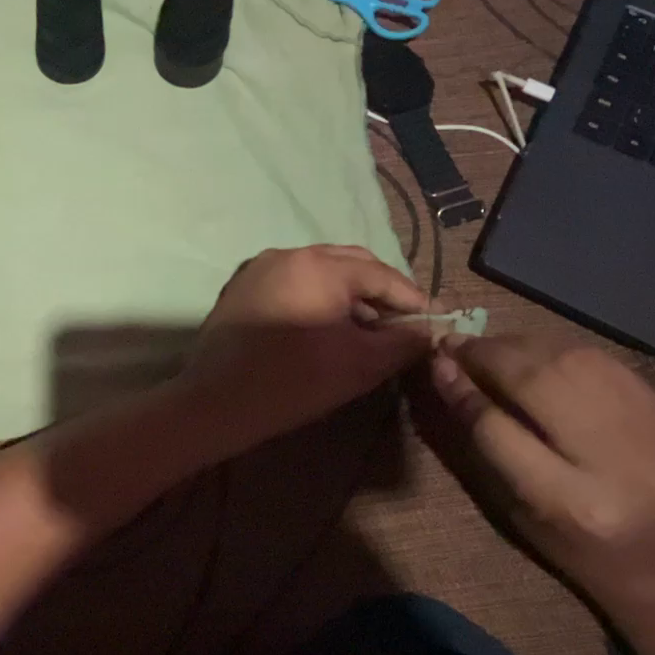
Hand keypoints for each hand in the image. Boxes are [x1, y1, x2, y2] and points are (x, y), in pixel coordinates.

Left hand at [175, 245, 431, 437]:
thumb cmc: (295, 381)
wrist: (218, 400)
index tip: (436, 321)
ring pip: (319, 270)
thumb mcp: (361, 364)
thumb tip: (428, 330)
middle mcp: (288, 254)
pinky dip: (316, 296)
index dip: (413, 299)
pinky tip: (328, 326)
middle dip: (381, 290)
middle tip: (405, 322)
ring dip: (348, 293)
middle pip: (350, 263)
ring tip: (370, 327)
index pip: (381, 274)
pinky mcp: (242, 285)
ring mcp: (260, 267)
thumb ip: (402, 342)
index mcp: (319, 266)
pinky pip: (291, 281)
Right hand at [423, 335, 654, 610]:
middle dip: (489, 355)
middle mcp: (616, 461)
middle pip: (539, 382)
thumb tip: (445, 372)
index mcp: (570, 502)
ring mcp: (651, 431)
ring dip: (520, 346)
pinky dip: (557, 351)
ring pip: (570, 359)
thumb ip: (484, 439)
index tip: (435, 360)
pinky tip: (537, 357)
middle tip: (456, 346)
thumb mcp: (519, 509)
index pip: (499, 429)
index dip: (462, 388)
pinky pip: (600, 361)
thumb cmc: (580, 548)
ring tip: (491, 349)